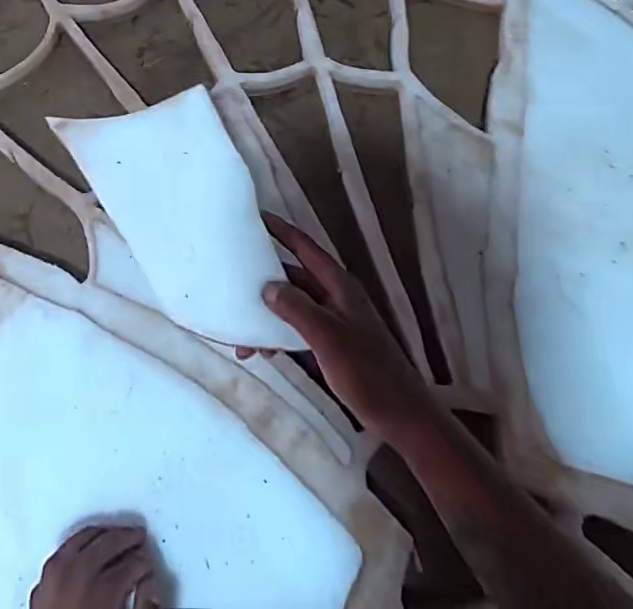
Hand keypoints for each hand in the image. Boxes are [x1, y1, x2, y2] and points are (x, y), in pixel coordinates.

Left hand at [29, 525, 157, 608]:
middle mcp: (75, 581)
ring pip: (82, 540)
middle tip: (138, 539)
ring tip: (114, 537)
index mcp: (101, 592)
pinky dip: (76, 545)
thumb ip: (142, 607)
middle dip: (127, 539)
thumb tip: (150, 588)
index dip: (144, 564)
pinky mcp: (38, 590)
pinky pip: (60, 554)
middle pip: (108, 542)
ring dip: (102, 535)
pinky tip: (85, 549)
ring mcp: (53, 583)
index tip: (147, 569)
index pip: (133, 563)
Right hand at [257, 212, 437, 441]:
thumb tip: (267, 285)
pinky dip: (280, 336)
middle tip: (233, 288)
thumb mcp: (327, 338)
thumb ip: (298, 309)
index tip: (257, 218)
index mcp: (340, 286)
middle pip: (295, 278)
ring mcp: (335, 320)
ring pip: (294, 307)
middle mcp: (337, 297)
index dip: (282, 232)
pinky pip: (299, 329)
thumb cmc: (367, 373)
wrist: (399, 414)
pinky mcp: (333, 343)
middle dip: (265, 283)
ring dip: (269, 317)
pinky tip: (265, 352)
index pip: (306, 248)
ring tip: (242, 339)